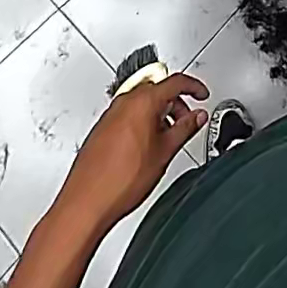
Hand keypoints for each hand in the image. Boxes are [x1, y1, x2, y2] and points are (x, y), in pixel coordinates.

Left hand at [49, 73, 208, 237]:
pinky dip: (141, 122)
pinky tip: (146, 146)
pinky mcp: (100, 130)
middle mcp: (124, 103)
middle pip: (158, 90)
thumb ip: (186, 127)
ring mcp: (109, 116)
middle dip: (176, 103)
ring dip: (158, 114)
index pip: (176, 82)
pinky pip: (127, 115)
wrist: (84, 206)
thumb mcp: (165, 151)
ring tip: (167, 137)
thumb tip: (197, 116)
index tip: (202, 94)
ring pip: (141, 103)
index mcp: (143, 102)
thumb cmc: (119, 182)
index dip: (194, 87)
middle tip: (187, 119)